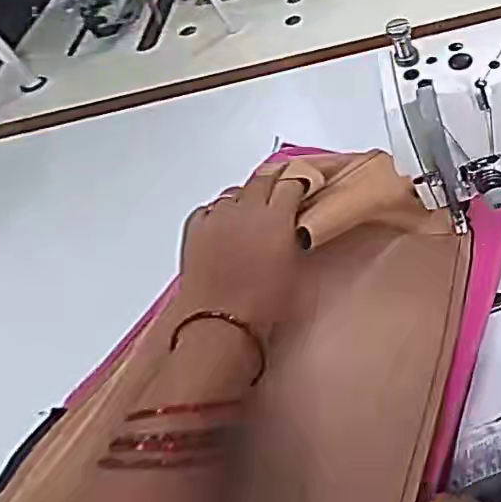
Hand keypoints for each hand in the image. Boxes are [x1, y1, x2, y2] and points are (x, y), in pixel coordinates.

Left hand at [175, 164, 306, 329]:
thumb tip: (294, 225)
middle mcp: (246, 210)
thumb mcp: (295, 265)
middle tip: (283, 186)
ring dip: (247, 196)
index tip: (305, 184)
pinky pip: (210, 209)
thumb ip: (296, 235)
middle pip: (262, 179)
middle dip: (275, 180)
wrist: (222, 323)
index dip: (300, 181)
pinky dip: (220, 211)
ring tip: (253, 209)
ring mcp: (217, 217)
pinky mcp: (195, 230)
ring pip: (235, 192)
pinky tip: (225, 223)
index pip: (292, 182)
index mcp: (276, 216)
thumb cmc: (266, 301)